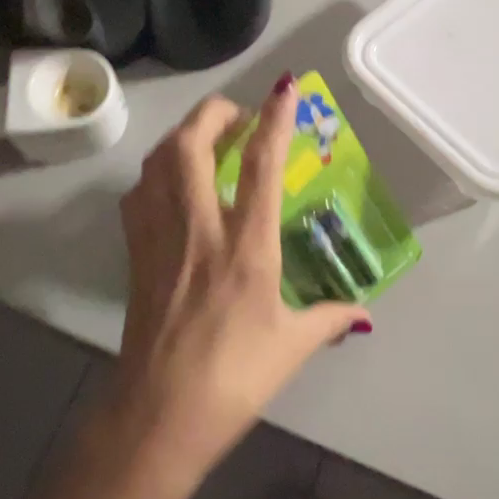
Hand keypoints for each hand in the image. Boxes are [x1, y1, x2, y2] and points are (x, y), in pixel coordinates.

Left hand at [111, 75, 371, 472]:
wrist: (160, 411)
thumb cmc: (234, 378)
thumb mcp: (292, 347)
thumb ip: (329, 318)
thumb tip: (363, 314)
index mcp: (246, 246)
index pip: (261, 167)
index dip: (274, 120)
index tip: (284, 87)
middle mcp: (198, 228)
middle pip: (191, 145)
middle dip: (213, 113)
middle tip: (237, 116)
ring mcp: (159, 237)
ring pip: (157, 162)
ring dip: (182, 137)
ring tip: (206, 141)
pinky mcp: (135, 252)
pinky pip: (139, 193)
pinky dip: (156, 172)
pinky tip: (171, 185)